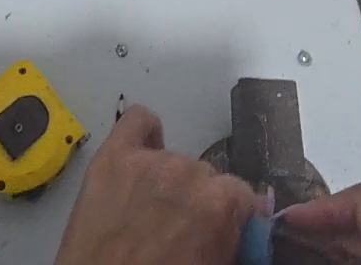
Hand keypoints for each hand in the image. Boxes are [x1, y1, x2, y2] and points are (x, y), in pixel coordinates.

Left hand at [55, 104, 264, 264]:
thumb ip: (233, 239)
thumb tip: (248, 230)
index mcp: (220, 204)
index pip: (244, 197)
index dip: (234, 220)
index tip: (222, 236)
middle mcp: (188, 171)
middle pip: (206, 178)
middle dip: (198, 203)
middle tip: (180, 236)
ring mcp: (149, 160)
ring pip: (175, 159)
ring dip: (169, 183)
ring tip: (150, 215)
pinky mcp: (113, 156)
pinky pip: (138, 120)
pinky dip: (146, 133)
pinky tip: (140, 157)